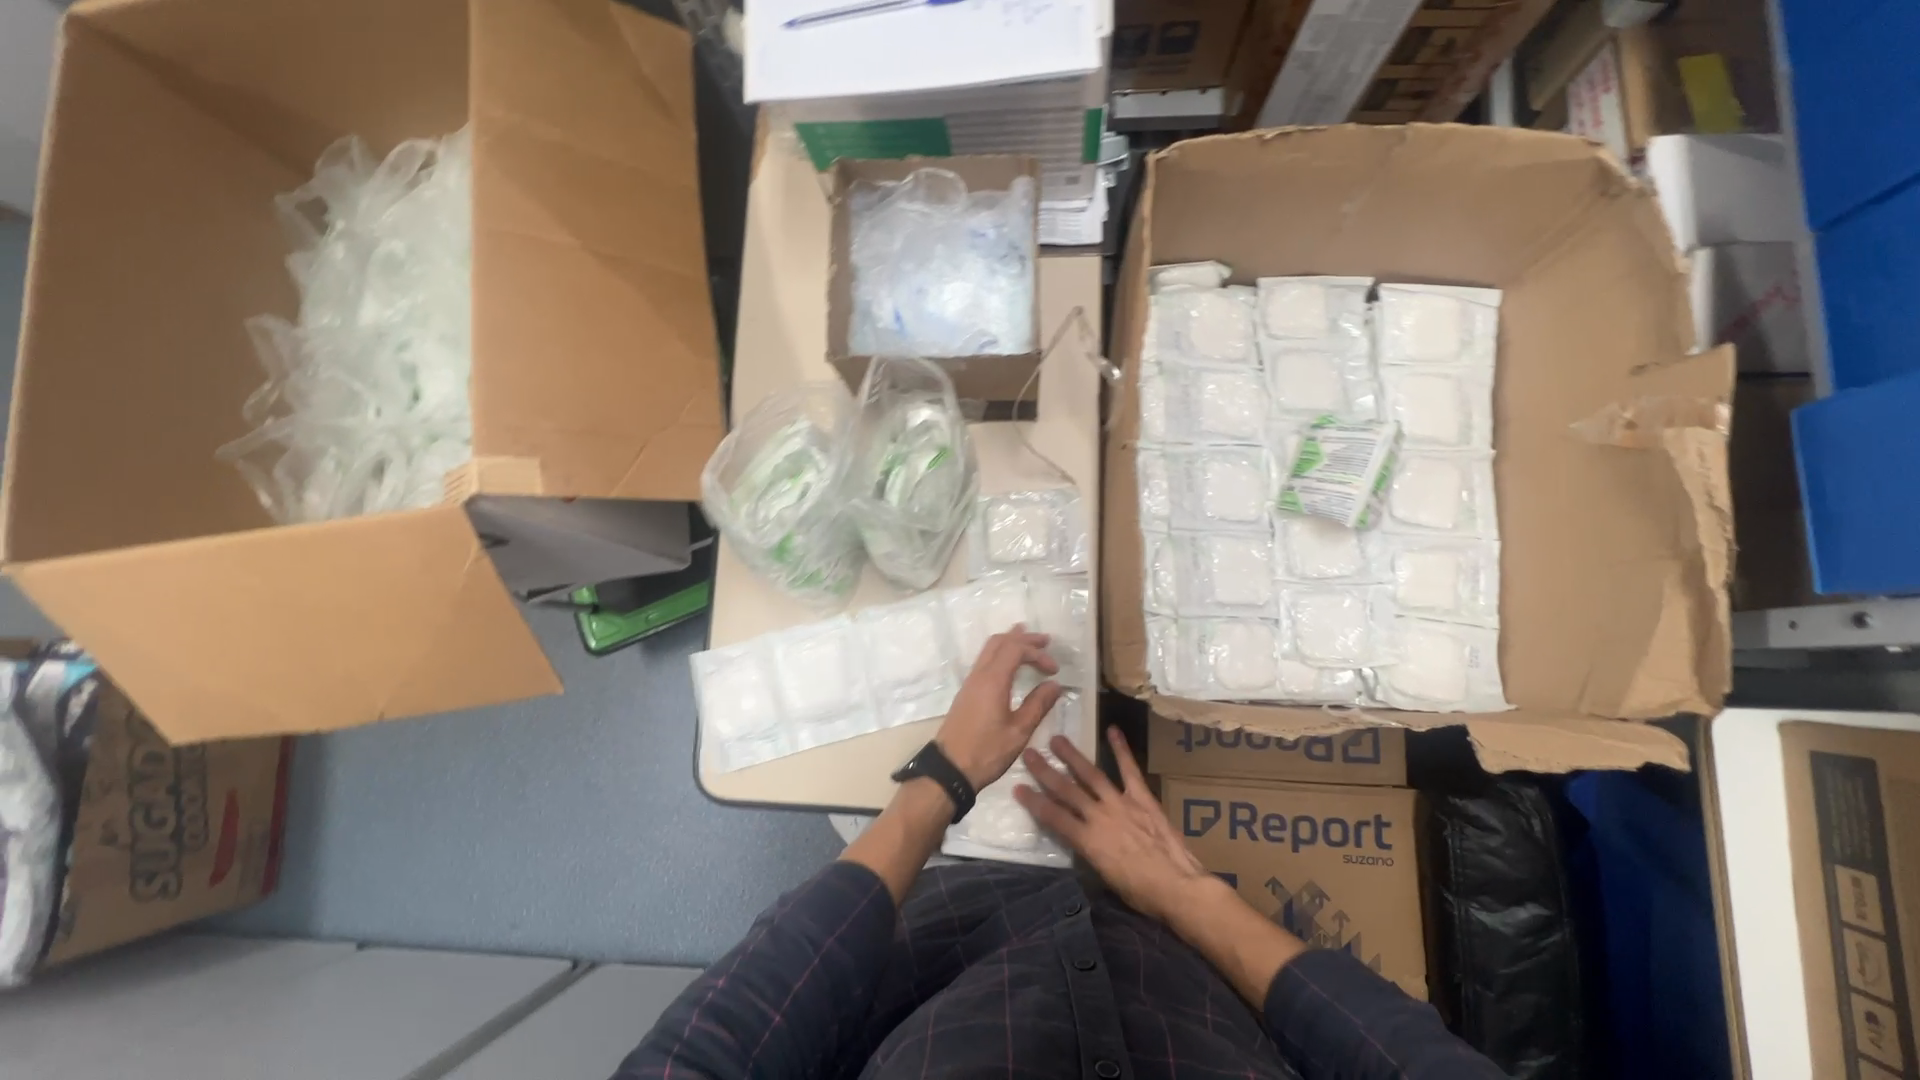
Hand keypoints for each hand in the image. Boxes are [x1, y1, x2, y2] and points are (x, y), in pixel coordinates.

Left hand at [934, 626, 1063, 790]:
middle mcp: (979, 675)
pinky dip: (1000, 655)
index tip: (1054, 671)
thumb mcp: (1019, 731)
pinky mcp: (966, 693)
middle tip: (1045, 642)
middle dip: (1023, 639)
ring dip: (1010, 644)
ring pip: (989, 650)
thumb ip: (1038, 705)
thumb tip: (1055, 685)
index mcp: (992, 680)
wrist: (950, 768)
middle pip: (999, 642)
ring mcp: (970, 683)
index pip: (1016, 649)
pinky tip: (1009, 666)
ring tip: (1028, 644)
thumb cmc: (986, 751)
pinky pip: (984, 662)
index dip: (1037, 653)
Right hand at [1016, 727, 1214, 923]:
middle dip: (1045, 772)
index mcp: (1087, 841)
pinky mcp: (1142, 798)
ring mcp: (1121, 803)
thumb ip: (1090, 854)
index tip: (1018, 788)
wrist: (1178, 887)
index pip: (1053, 817)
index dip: (1033, 802)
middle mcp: (1099, 817)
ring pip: (1091, 775)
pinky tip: (1113, 730)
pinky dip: (1121, 750)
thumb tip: (1082, 841)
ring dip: (1073, 756)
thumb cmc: (1141, 892)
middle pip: (1066, 791)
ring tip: (1057, 739)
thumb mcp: (1105, 878)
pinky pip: (1129, 770)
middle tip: (1029, 753)